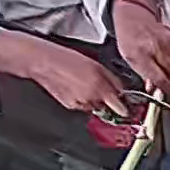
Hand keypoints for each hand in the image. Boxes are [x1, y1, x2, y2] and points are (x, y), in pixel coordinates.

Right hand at [0, 30, 126, 115]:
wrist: (41, 61)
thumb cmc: (67, 59)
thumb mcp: (97, 65)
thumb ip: (113, 80)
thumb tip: (123, 91)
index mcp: (101, 89)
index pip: (121, 109)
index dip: (126, 110)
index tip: (129, 110)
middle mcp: (92, 100)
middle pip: (109, 109)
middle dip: (109, 103)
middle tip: (101, 90)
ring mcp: (81, 105)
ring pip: (96, 108)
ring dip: (96, 101)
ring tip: (84, 85)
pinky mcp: (71, 106)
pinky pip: (83, 106)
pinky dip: (83, 100)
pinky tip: (75, 87)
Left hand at [111, 0, 169, 93]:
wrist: (133, 16)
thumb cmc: (130, 38)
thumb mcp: (130, 59)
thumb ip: (145, 75)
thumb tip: (157, 90)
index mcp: (140, 55)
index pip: (160, 79)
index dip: (166, 89)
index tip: (169, 93)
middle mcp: (155, 48)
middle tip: (168, 80)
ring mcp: (167, 42)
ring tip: (169, 69)